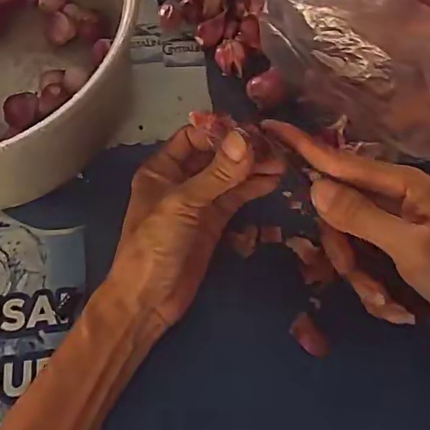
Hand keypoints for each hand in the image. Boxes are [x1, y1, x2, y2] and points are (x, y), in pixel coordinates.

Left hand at [103, 124, 284, 335]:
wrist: (148, 300)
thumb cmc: (154, 245)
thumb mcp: (183, 204)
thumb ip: (216, 174)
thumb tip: (245, 139)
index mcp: (161, 168)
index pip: (193, 137)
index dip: (220, 131)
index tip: (252, 129)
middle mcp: (180, 179)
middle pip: (215, 155)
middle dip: (242, 149)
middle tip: (275, 145)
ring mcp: (198, 201)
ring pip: (228, 176)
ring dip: (252, 168)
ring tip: (282, 161)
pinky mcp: (213, 222)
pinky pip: (235, 198)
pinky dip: (253, 188)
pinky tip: (273, 180)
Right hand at [263, 121, 429, 346]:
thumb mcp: (410, 249)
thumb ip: (360, 216)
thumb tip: (314, 187)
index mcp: (400, 184)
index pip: (339, 160)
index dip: (303, 145)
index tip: (269, 127)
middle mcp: (392, 196)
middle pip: (337, 210)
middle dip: (343, 250)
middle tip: (358, 278)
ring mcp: (391, 222)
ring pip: (345, 239)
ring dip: (360, 276)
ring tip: (386, 301)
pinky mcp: (391, 247)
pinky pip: (360, 259)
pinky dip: (371, 287)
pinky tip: (395, 306)